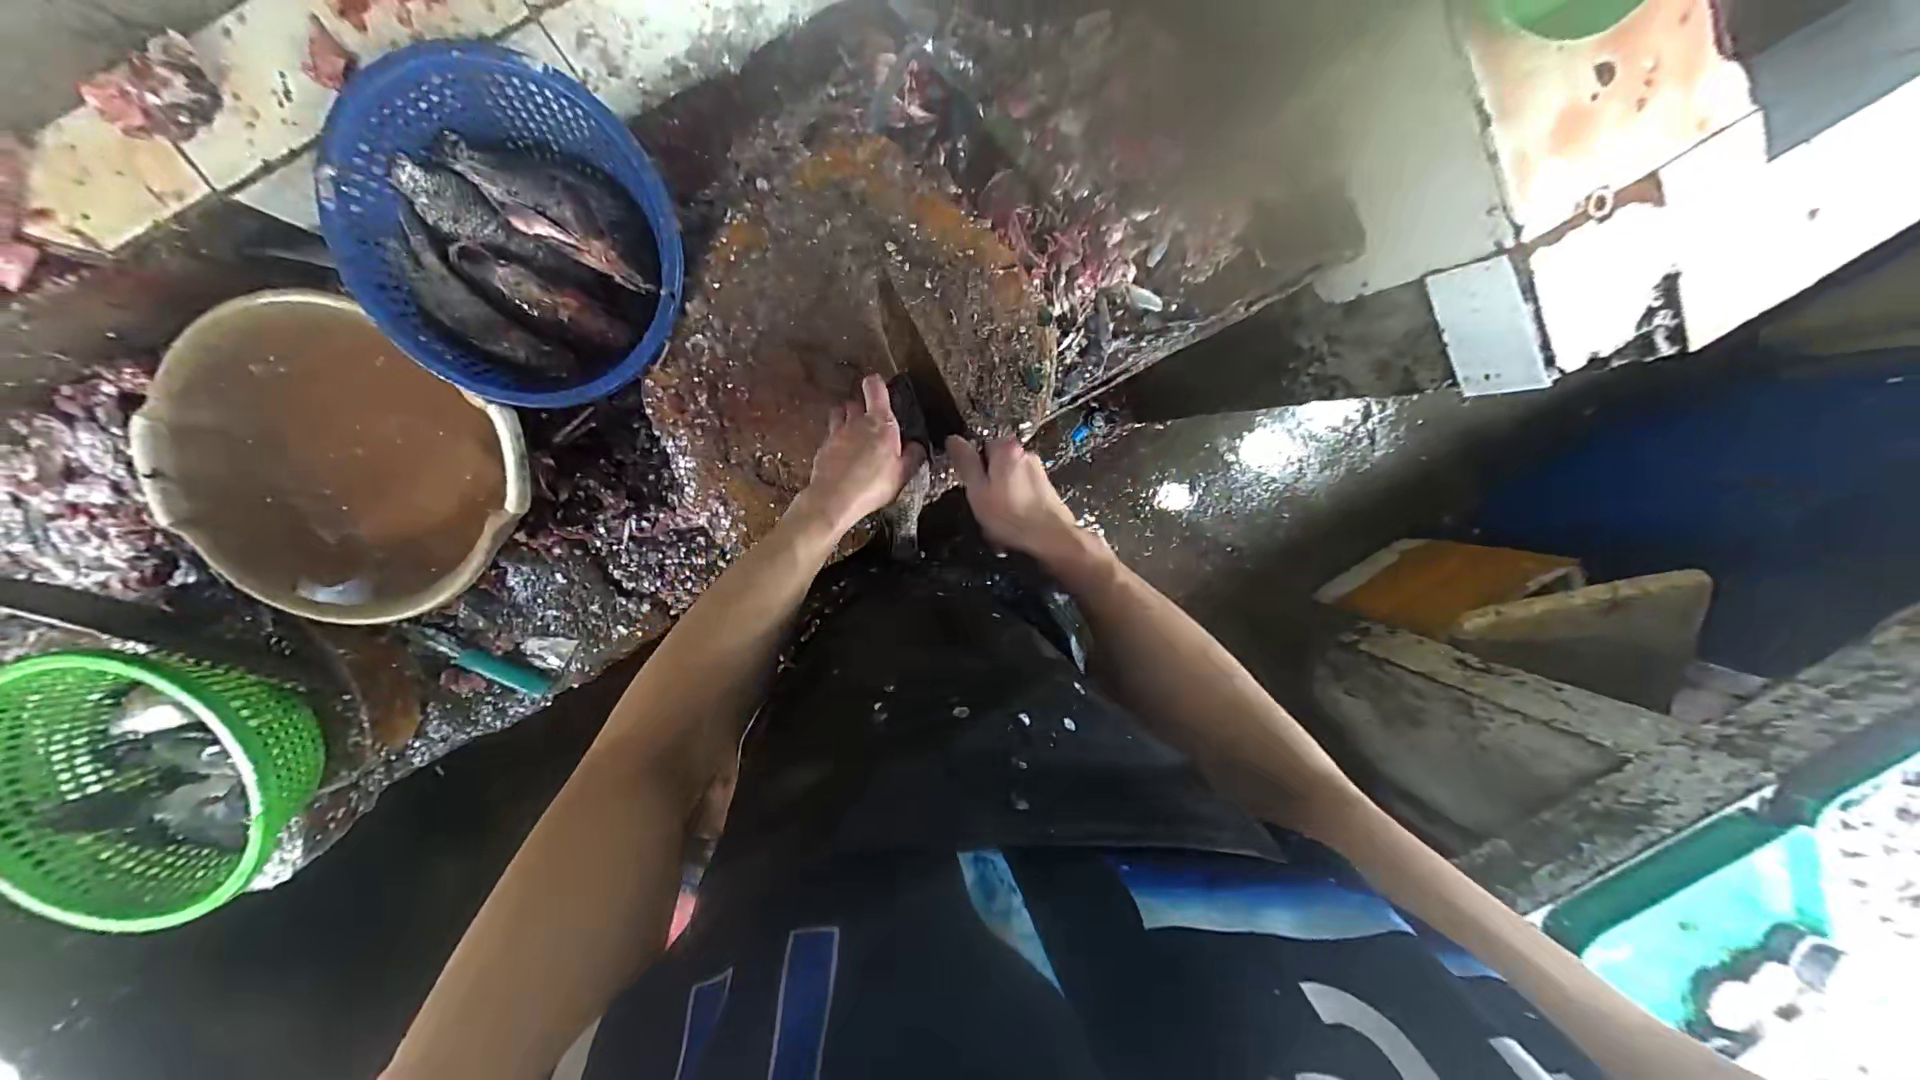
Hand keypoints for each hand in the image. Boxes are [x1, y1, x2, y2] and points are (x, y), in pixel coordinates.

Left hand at [789, 374, 925, 536]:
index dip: (876, 384)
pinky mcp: (823, 448)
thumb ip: (913, 456)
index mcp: (881, 423)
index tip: (878, 386)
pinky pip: (830, 435)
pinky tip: (842, 454)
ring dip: (845, 417)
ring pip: (839, 413)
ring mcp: (836, 434)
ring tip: (853, 431)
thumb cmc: (874, 484)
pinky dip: (836, 439)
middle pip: (855, 402)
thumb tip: (916, 445)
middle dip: (861, 406)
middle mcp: (856, 422)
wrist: (835, 499)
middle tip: (869, 419)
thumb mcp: (904, 474)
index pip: (875, 389)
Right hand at [947, 435, 1109, 580]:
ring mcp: (1038, 472)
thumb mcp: (977, 490)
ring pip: (1008, 481)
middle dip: (988, 484)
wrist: (1051, 537)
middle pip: (996, 465)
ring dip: (1001, 498)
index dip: (972, 468)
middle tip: (984, 505)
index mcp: (1006, 449)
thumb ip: (965, 462)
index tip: (971, 486)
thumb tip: (953, 440)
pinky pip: (1021, 494)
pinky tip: (1012, 523)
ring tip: (998, 519)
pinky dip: (1015, 506)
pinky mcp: (1046, 489)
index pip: (979, 447)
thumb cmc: (1012, 517)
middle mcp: (1025, 455)